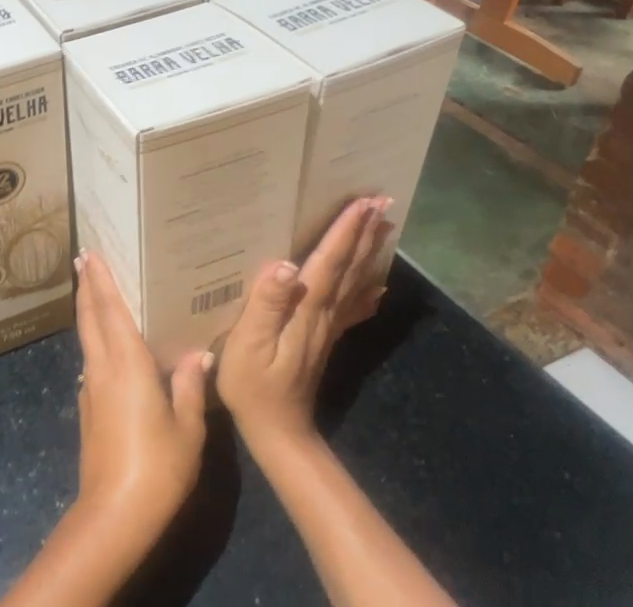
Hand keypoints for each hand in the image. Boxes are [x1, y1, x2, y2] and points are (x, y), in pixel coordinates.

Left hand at [72, 251, 210, 535]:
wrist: (116, 511)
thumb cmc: (158, 465)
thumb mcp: (188, 426)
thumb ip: (191, 386)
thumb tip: (200, 354)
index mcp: (127, 364)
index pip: (109, 311)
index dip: (100, 281)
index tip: (90, 254)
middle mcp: (102, 369)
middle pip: (89, 319)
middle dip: (87, 288)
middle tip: (84, 260)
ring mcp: (91, 390)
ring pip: (86, 340)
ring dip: (87, 313)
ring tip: (93, 294)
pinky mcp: (88, 410)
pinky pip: (90, 362)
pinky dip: (94, 342)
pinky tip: (105, 348)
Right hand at [216, 197, 392, 449]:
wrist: (278, 431)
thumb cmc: (253, 385)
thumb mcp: (249, 344)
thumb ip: (267, 305)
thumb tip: (286, 265)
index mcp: (306, 309)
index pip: (330, 262)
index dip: (346, 231)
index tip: (364, 202)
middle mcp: (324, 314)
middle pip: (350, 266)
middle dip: (365, 232)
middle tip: (383, 201)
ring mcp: (327, 328)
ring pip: (354, 282)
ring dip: (368, 252)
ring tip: (384, 227)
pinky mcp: (323, 340)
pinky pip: (351, 308)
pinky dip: (366, 292)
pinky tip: (377, 285)